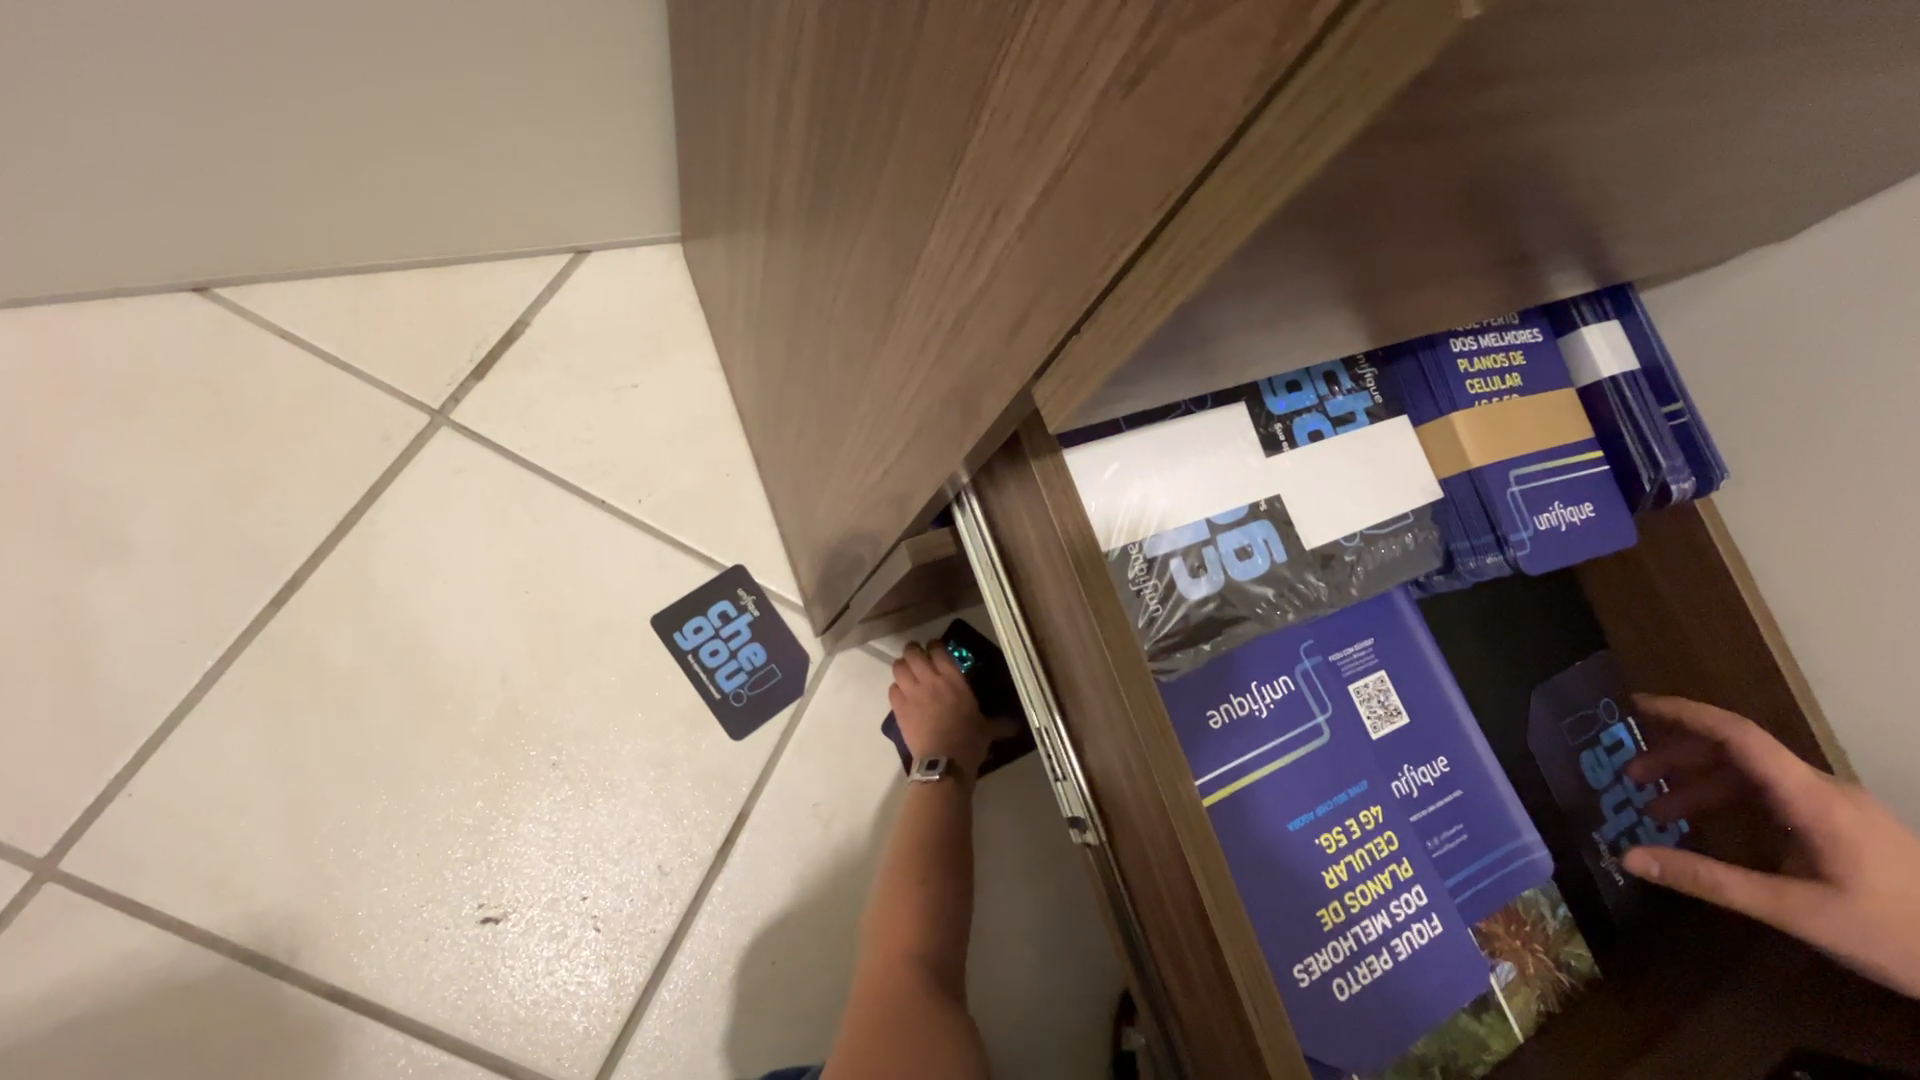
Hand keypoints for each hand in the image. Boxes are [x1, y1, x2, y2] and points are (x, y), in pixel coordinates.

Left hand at [888, 641, 1009, 777]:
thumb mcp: (987, 729)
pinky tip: (902, 694)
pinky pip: (892, 689)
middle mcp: (930, 681)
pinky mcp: (899, 709)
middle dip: (913, 651)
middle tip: (917, 655)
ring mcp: (912, 694)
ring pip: (899, 667)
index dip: (934, 646)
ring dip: (902, 666)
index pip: (938, 651)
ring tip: (906, 671)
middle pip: (913, 653)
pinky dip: (896, 688)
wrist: (944, 762)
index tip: (934, 648)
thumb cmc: (969, 742)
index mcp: (954, 680)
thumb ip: (1000, 723)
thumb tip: (1017, 726)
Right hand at [1621, 694, 1919, 997]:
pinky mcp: (1842, 825)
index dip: (1684, 714)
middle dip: (1676, 758)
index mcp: (1812, 798)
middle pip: (1737, 752)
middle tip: (1628, 777)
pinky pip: (1772, 797)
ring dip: (1698, 784)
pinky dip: (1727, 802)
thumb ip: (1709, 880)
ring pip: (1752, 776)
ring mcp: (1836, 807)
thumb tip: (1629, 857)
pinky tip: (1707, 828)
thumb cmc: (1892, 933)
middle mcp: (1822, 790)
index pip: (1739, 736)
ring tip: (1655, 811)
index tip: (1633, 705)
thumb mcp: (1794, 912)